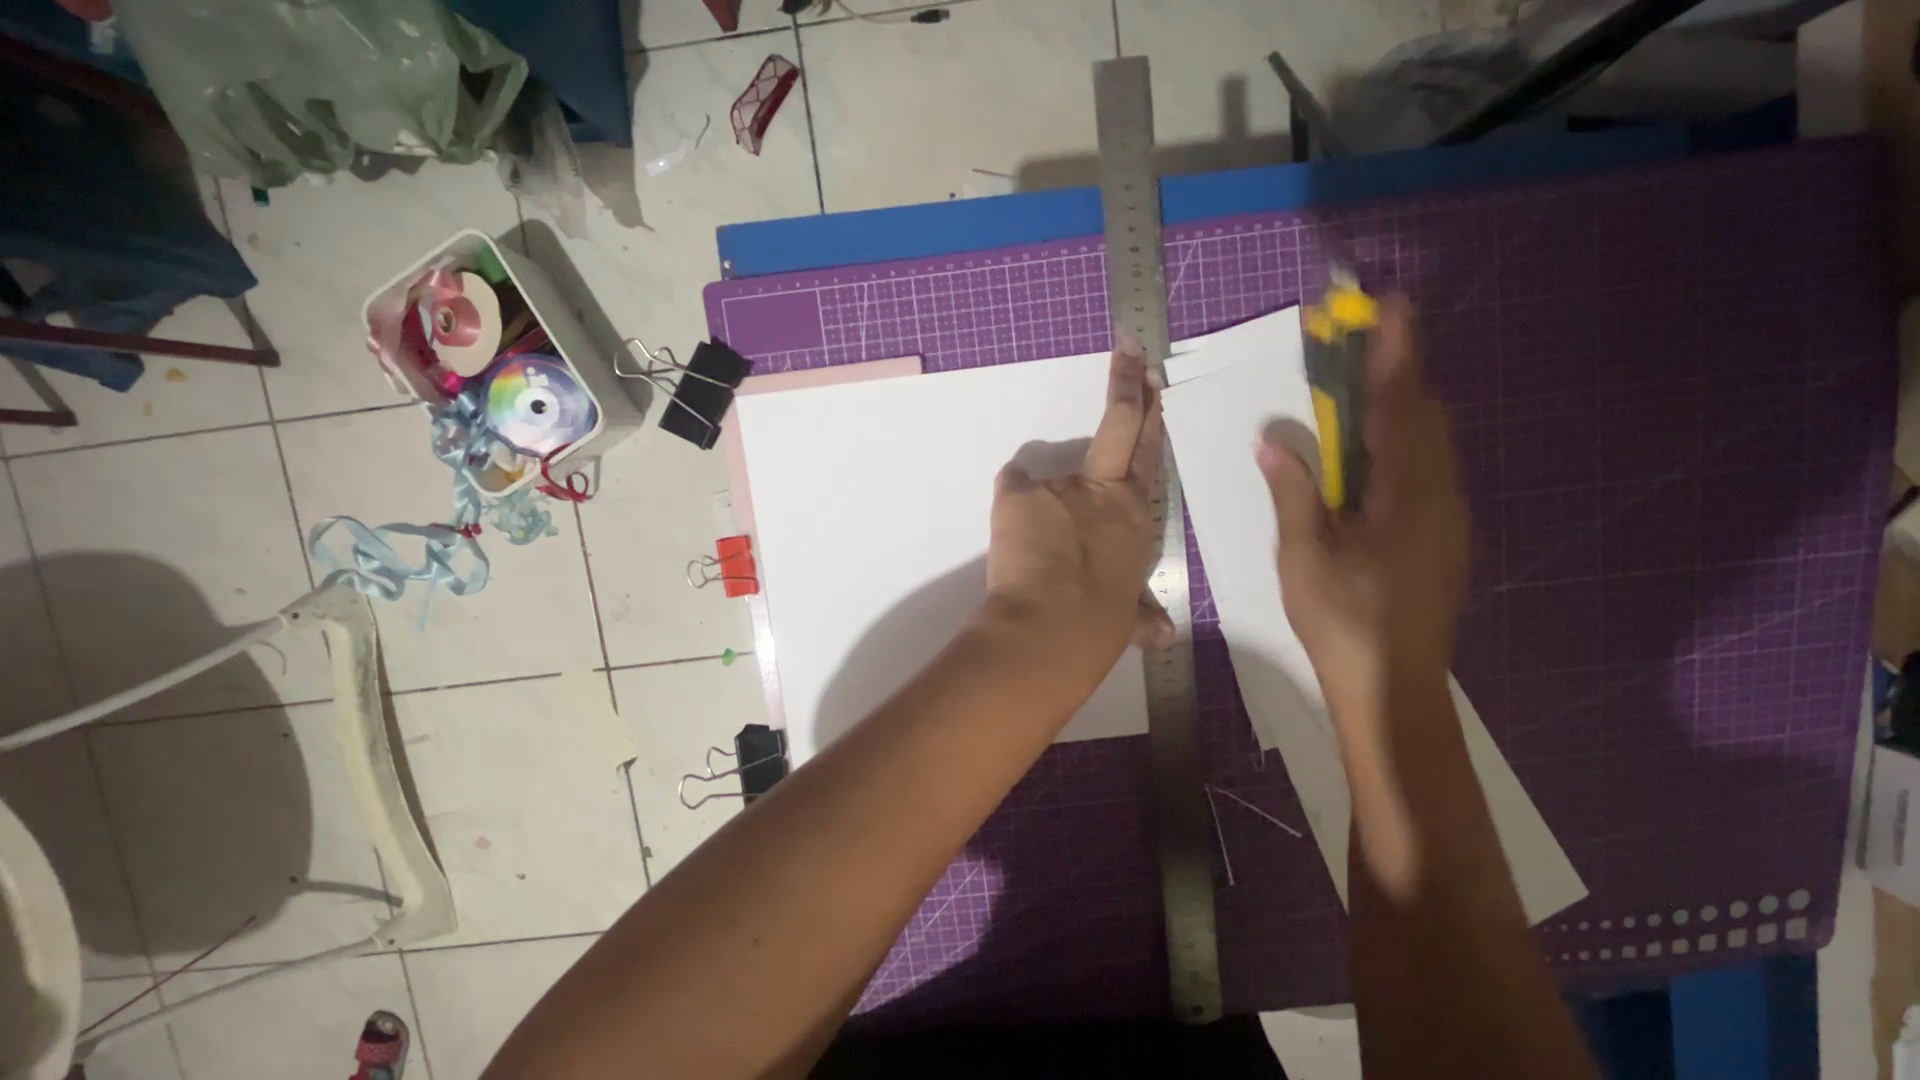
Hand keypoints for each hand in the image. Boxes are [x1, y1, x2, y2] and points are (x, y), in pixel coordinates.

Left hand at [984, 342, 1174, 659]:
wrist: (1051, 626)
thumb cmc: (1100, 625)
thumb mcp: (1127, 619)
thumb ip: (1140, 617)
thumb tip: (1161, 635)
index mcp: (1134, 516)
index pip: (1147, 456)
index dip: (1151, 418)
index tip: (1153, 385)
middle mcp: (1103, 491)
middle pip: (1120, 424)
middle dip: (1126, 384)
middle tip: (1129, 349)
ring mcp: (1060, 487)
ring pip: (1049, 484)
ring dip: (1043, 510)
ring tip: (1036, 550)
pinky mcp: (1019, 493)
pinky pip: (1013, 490)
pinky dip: (1012, 506)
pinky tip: (1011, 534)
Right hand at [1257, 295, 1469, 721]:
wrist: (1394, 687)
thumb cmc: (1343, 622)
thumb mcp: (1303, 557)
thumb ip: (1294, 493)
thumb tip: (1274, 440)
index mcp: (1409, 495)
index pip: (1402, 407)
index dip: (1395, 353)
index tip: (1390, 305)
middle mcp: (1440, 496)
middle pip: (1425, 415)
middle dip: (1395, 372)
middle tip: (1356, 344)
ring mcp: (1448, 517)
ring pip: (1430, 443)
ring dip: (1397, 406)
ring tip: (1355, 390)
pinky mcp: (1443, 536)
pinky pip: (1427, 469)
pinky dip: (1400, 442)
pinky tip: (1366, 458)